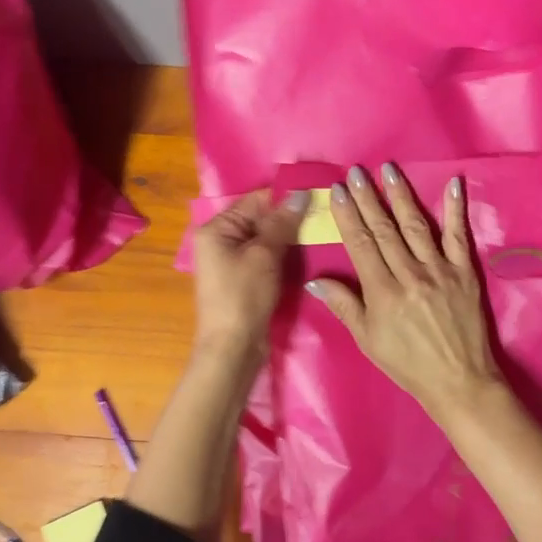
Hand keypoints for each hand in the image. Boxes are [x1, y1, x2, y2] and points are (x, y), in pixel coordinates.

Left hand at [192, 189, 308, 350]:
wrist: (233, 348)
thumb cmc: (243, 297)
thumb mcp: (264, 256)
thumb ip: (282, 223)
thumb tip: (301, 193)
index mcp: (216, 229)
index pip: (255, 200)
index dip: (285, 197)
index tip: (317, 194)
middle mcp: (220, 240)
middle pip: (260, 218)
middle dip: (290, 217)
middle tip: (325, 213)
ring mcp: (231, 261)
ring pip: (266, 239)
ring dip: (290, 237)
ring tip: (322, 231)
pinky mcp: (244, 279)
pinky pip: (266, 258)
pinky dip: (284, 255)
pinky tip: (308, 253)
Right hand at [306, 164, 502, 418]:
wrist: (459, 382)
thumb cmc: (407, 365)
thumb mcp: (367, 341)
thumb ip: (344, 306)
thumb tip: (315, 280)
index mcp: (382, 292)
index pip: (361, 244)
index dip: (348, 215)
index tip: (338, 190)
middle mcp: (409, 275)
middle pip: (384, 229)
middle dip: (369, 198)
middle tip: (357, 172)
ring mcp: (439, 271)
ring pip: (416, 225)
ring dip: (401, 195)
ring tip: (389, 170)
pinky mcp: (465, 273)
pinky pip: (459, 236)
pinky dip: (456, 209)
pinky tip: (453, 184)